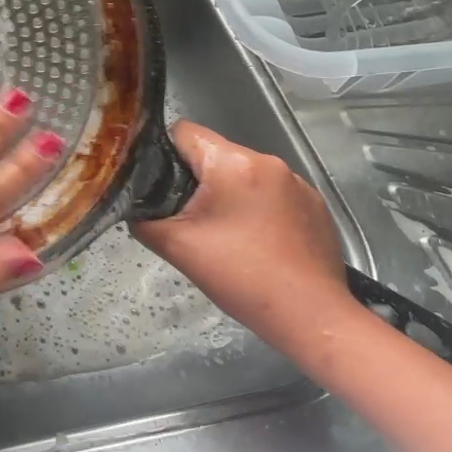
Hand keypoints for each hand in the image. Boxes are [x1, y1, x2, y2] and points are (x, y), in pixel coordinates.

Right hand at [130, 120, 352, 346]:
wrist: (313, 319)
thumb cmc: (242, 278)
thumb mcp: (177, 248)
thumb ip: (143, 219)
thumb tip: (134, 206)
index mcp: (233, 163)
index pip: (184, 132)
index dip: (165, 154)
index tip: (165, 187)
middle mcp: (269, 162)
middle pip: (216, 154)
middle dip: (200, 180)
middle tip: (194, 220)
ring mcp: (298, 183)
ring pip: (245, 174)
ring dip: (232, 194)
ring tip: (230, 236)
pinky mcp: (317, 206)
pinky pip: (274, 193)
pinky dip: (261, 209)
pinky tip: (261, 243)